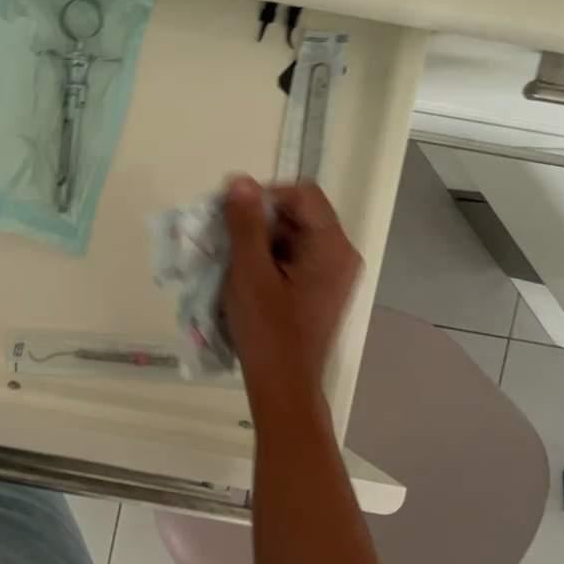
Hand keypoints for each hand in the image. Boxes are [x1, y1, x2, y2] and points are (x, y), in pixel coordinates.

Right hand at [221, 175, 362, 403]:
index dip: (265, 196)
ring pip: (290, 234)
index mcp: (332, 248)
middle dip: (257, 220)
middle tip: (224, 239)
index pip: (303, 195)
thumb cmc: (267, 329)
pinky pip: (290, 255)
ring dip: (257, 240)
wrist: (282, 383)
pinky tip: (243, 276)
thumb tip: (239, 180)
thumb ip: (244, 224)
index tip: (232, 216)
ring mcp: (330, 272)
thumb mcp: (249, 272)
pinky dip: (264, 257)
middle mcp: (339, 255)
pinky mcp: (317, 286)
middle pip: (297, 213)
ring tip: (231, 261)